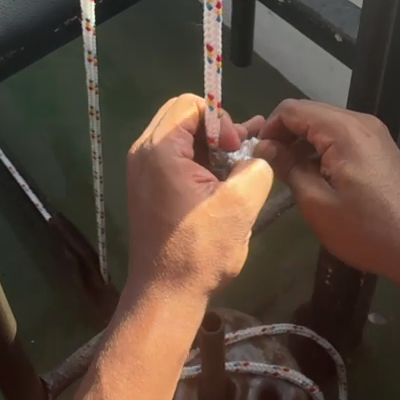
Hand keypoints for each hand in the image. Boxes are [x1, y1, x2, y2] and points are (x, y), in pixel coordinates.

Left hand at [124, 94, 274, 302]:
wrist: (165, 295)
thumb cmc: (199, 250)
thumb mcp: (239, 205)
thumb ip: (255, 167)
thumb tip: (256, 155)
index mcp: (159, 149)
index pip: (190, 104)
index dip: (219, 118)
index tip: (233, 148)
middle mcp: (144, 153)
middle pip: (183, 117)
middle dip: (216, 129)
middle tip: (238, 152)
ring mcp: (143, 171)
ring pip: (181, 138)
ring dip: (210, 146)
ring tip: (240, 163)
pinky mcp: (148, 187)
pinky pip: (175, 158)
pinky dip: (199, 161)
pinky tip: (225, 176)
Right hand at [253, 99, 399, 291]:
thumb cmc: (368, 230)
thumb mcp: (317, 203)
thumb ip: (288, 168)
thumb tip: (265, 148)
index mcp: (343, 129)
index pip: (292, 109)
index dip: (268, 128)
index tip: (256, 155)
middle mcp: (360, 121)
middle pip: (309, 113)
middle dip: (284, 134)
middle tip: (268, 164)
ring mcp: (374, 134)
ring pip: (325, 125)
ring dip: (303, 143)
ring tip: (288, 173)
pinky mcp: (381, 149)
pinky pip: (342, 137)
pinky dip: (322, 149)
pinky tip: (316, 175)